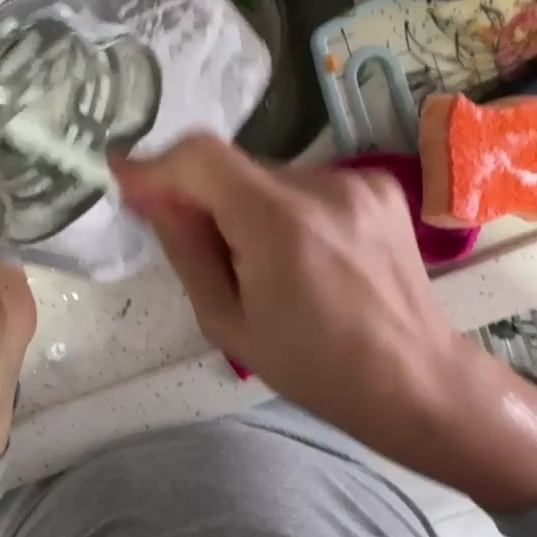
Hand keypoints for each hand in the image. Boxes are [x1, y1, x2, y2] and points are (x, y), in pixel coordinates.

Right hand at [113, 136, 536, 512]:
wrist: (412, 379)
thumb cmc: (312, 366)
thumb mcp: (226, 321)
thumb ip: (186, 250)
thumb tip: (153, 198)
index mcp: (280, 224)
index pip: (201, 157)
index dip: (156, 164)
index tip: (124, 179)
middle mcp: (323, 185)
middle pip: (233, 167)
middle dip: (202, 197)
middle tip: (199, 248)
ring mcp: (358, 181)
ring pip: (268, 176)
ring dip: (244, 205)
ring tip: (261, 265)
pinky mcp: (379, 185)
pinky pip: (304, 184)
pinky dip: (282, 208)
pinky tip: (299, 256)